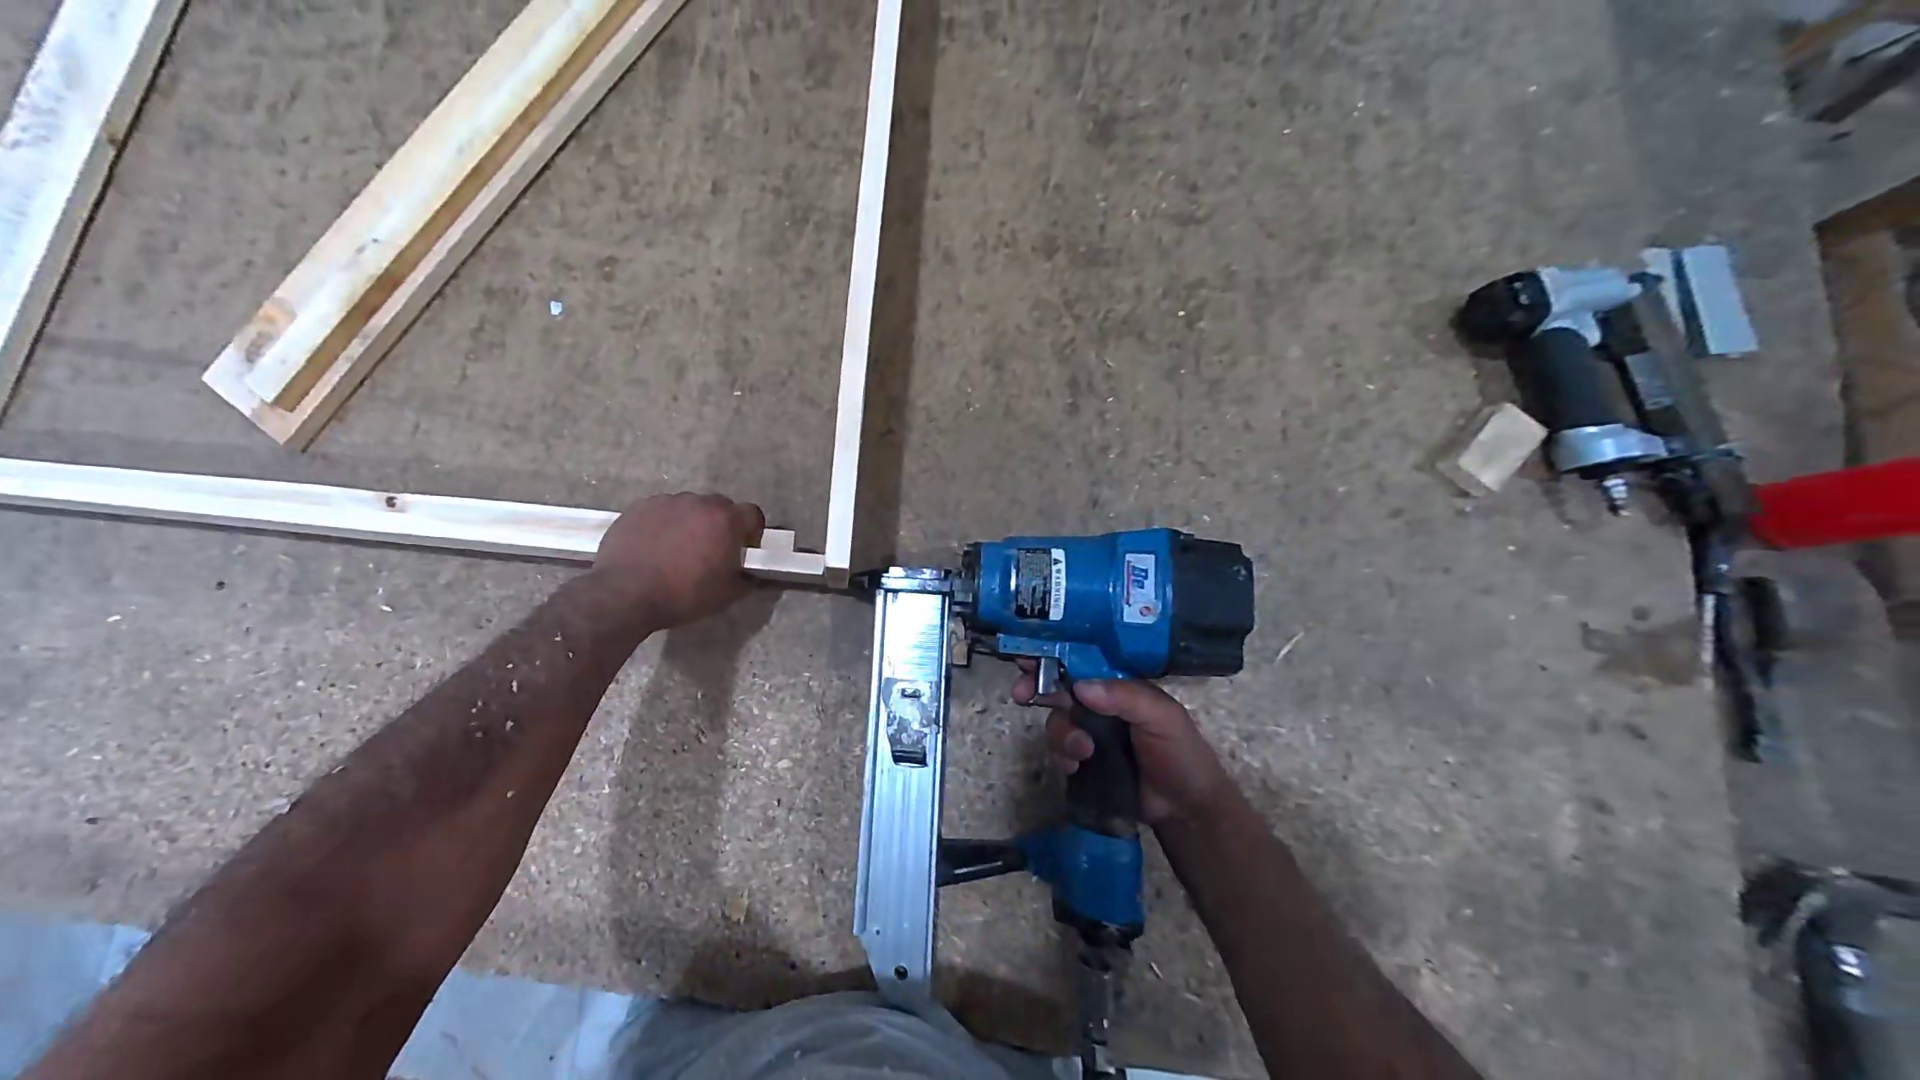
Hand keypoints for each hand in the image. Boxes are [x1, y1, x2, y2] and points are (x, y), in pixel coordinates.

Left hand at [592, 493, 764, 628]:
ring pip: (688, 507)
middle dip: (721, 524)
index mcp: (725, 520)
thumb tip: (747, 573)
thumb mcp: (727, 595)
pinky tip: (654, 547)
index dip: (752, 531)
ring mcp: (665, 502)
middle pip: (720, 506)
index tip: (744, 548)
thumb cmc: (683, 595)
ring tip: (678, 549)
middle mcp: (697, 503)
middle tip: (711, 550)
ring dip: (691, 522)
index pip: (752, 513)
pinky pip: (660, 511)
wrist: (624, 595)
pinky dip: (663, 524)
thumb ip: (745, 578)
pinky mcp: (638, 508)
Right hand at [1013, 667, 1237, 824]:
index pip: (1083, 662)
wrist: (1184, 810)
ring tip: (1081, 753)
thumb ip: (1125, 697)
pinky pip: (1059, 751)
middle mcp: (1100, 704)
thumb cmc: (1180, 753)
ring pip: (1058, 721)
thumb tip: (1081, 686)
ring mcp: (1090, 733)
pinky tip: (1075, 767)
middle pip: (1059, 687)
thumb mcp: (1161, 716)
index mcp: (1119, 685)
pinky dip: (1061, 756)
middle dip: (1037, 687)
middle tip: (1022, 694)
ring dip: (1061, 734)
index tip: (1029, 657)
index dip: (1055, 656)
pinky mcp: (1083, 762)